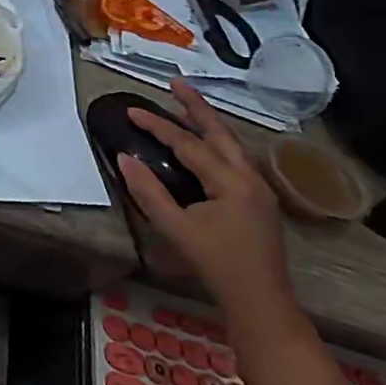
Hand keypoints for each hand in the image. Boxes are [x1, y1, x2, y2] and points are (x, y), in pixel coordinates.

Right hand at [118, 80, 290, 308]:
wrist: (261, 301)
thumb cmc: (216, 265)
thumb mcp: (175, 229)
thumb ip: (148, 192)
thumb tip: (124, 158)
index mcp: (231, 182)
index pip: (188, 144)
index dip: (157, 126)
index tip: (131, 111)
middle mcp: (250, 178)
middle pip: (220, 132)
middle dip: (196, 107)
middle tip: (176, 83)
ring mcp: (259, 188)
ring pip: (231, 144)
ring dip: (208, 122)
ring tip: (187, 104)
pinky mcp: (258, 199)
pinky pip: (235, 158)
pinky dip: (217, 142)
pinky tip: (206, 143)